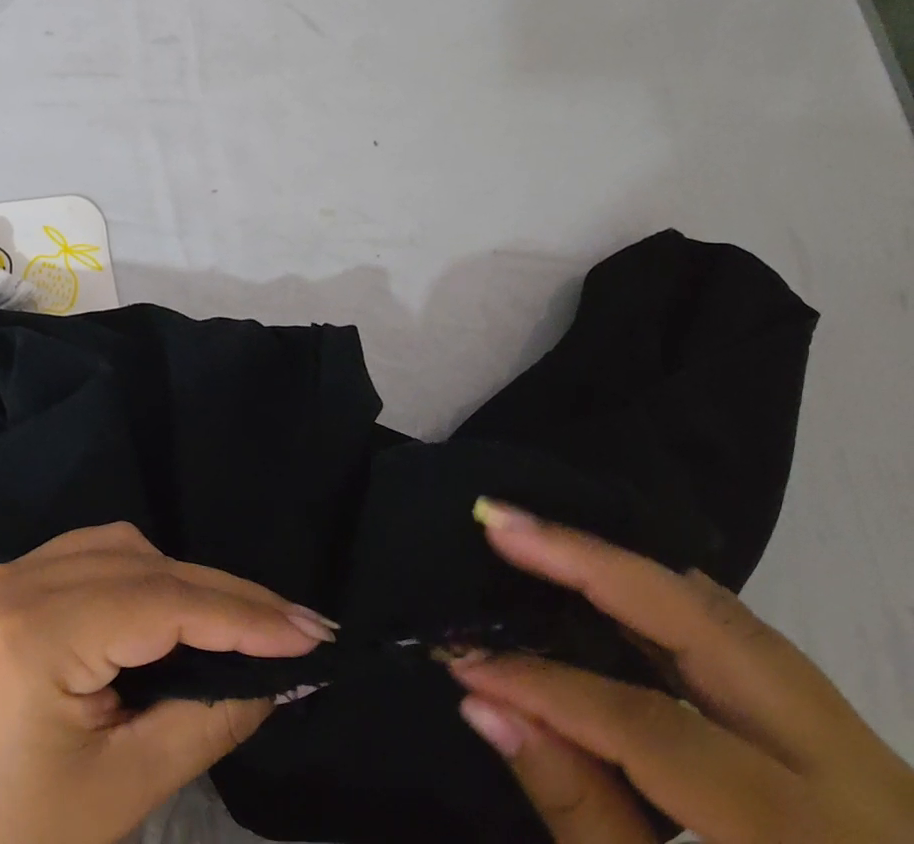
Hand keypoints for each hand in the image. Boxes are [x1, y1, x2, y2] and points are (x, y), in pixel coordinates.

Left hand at [0, 522, 331, 843]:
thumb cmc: (23, 827)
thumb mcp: (128, 781)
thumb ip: (210, 718)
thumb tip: (283, 677)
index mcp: (37, 634)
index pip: (160, 602)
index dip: (243, 615)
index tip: (316, 635)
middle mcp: (14, 584)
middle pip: (140, 564)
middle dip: (223, 595)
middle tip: (299, 630)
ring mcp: (0, 579)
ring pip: (114, 549)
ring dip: (182, 580)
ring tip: (246, 625)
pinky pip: (83, 558)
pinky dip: (138, 576)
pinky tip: (175, 612)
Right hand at [453, 498, 913, 840]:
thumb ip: (581, 810)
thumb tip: (485, 704)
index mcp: (816, 834)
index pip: (655, 727)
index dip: (548, 688)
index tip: (462, 661)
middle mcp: (867, 776)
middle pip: (717, 634)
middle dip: (597, 566)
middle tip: (501, 522)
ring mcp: (872, 753)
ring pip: (740, 627)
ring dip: (628, 573)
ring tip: (538, 537)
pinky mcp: (851, 744)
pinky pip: (751, 650)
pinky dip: (668, 607)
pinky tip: (608, 583)